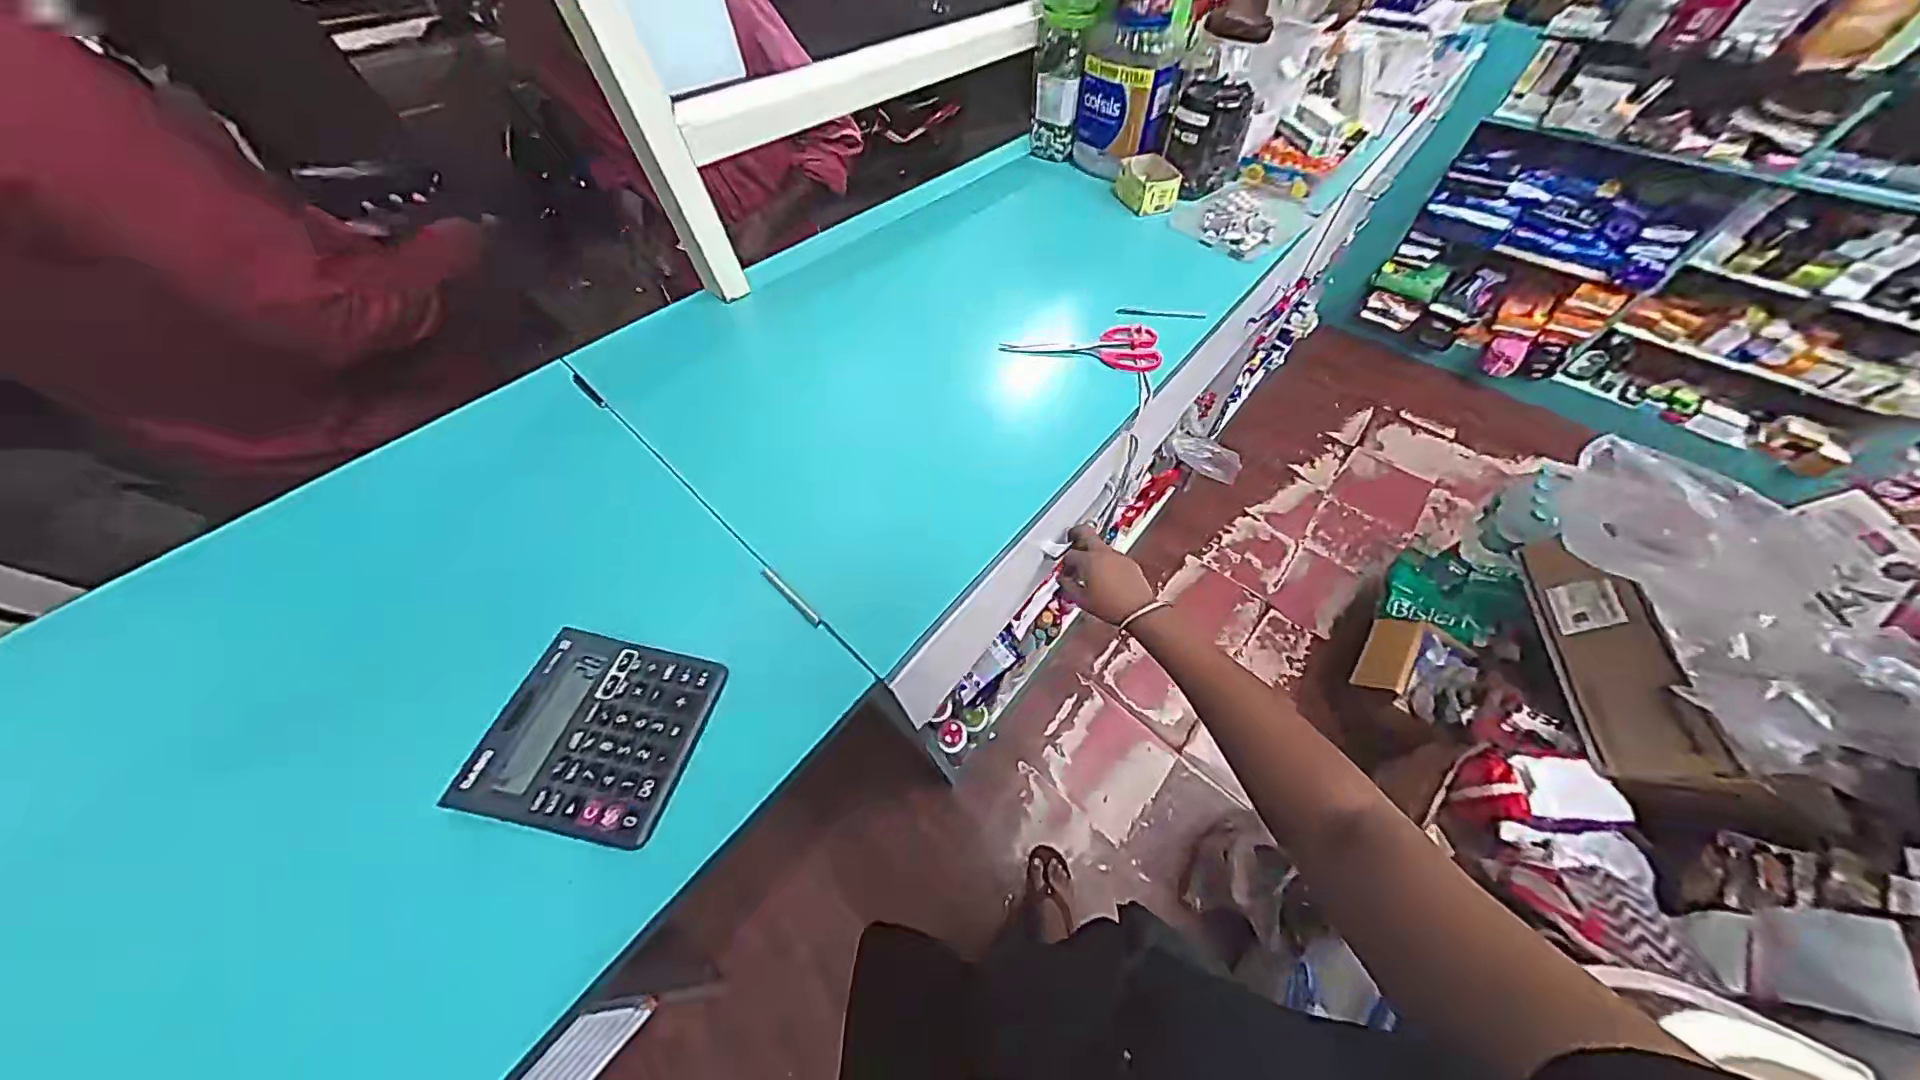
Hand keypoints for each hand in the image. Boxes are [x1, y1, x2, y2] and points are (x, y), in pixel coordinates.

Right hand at [1058, 524, 1156, 625]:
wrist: (1138, 611)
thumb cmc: (1111, 606)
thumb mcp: (1081, 599)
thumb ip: (1068, 585)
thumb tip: (1064, 580)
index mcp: (1088, 560)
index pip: (1070, 554)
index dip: (1064, 563)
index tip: (1065, 571)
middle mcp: (1103, 553)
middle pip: (1085, 532)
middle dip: (1075, 533)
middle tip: (1071, 539)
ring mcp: (1117, 556)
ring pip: (1100, 544)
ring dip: (1091, 551)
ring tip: (1088, 567)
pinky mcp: (1128, 562)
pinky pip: (1112, 555)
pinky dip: (1105, 560)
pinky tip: (1103, 574)